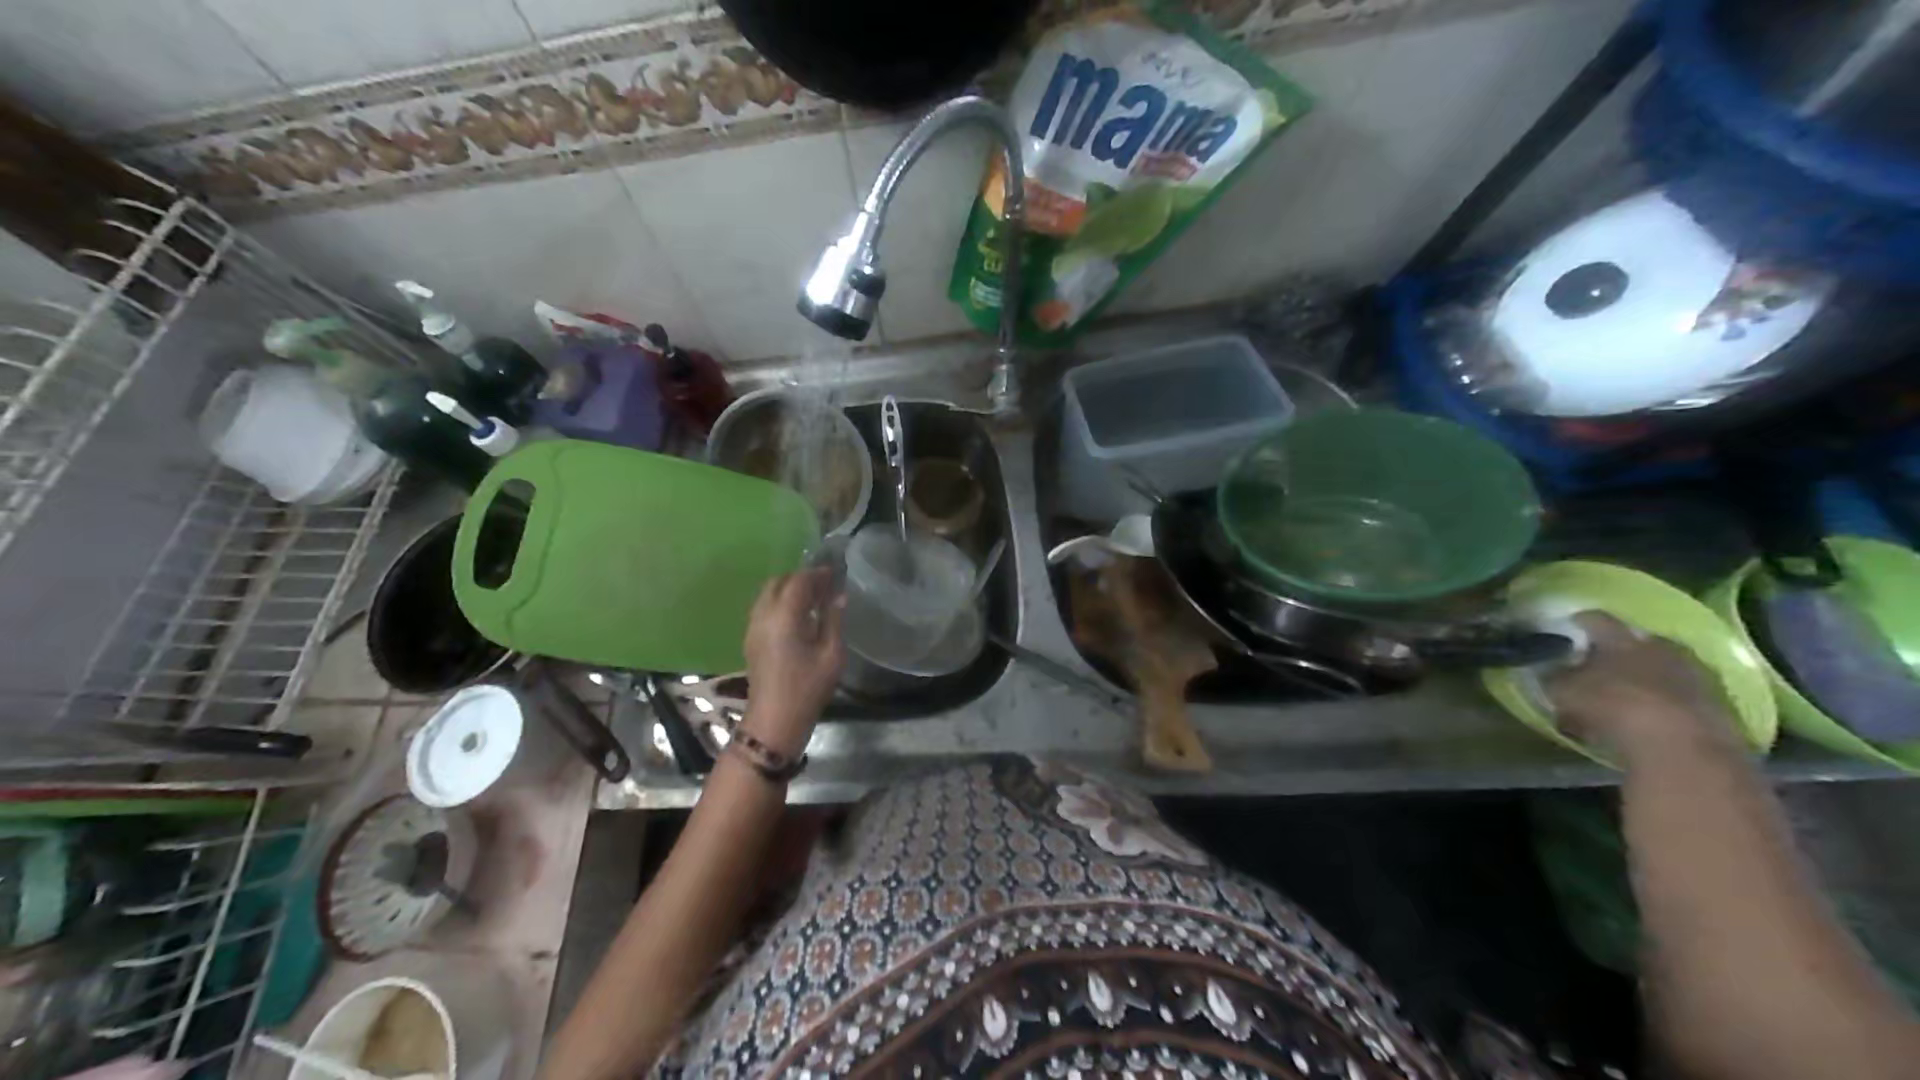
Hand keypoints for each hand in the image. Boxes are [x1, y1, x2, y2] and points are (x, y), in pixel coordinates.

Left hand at [740, 568, 844, 757]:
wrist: (774, 721)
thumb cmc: (807, 688)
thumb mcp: (831, 654)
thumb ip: (834, 620)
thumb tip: (838, 595)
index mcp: (783, 617)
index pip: (798, 582)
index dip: (817, 574)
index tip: (835, 573)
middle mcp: (763, 616)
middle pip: (778, 582)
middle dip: (800, 579)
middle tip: (824, 585)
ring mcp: (753, 627)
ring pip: (768, 594)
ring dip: (788, 590)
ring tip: (813, 599)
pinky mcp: (750, 639)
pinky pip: (764, 608)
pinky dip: (780, 602)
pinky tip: (798, 616)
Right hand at [1544, 613, 1742, 761]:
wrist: (1682, 747)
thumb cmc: (1612, 706)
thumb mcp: (1564, 692)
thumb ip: (1554, 676)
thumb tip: (1547, 668)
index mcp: (1621, 640)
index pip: (1596, 619)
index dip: (1580, 621)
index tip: (1568, 625)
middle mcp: (1660, 649)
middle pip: (1636, 642)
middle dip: (1618, 651)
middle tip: (1598, 663)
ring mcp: (1693, 676)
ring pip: (1659, 669)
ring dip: (1642, 678)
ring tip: (1621, 693)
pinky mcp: (1714, 706)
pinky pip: (1678, 696)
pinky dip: (1660, 702)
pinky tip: (1644, 716)